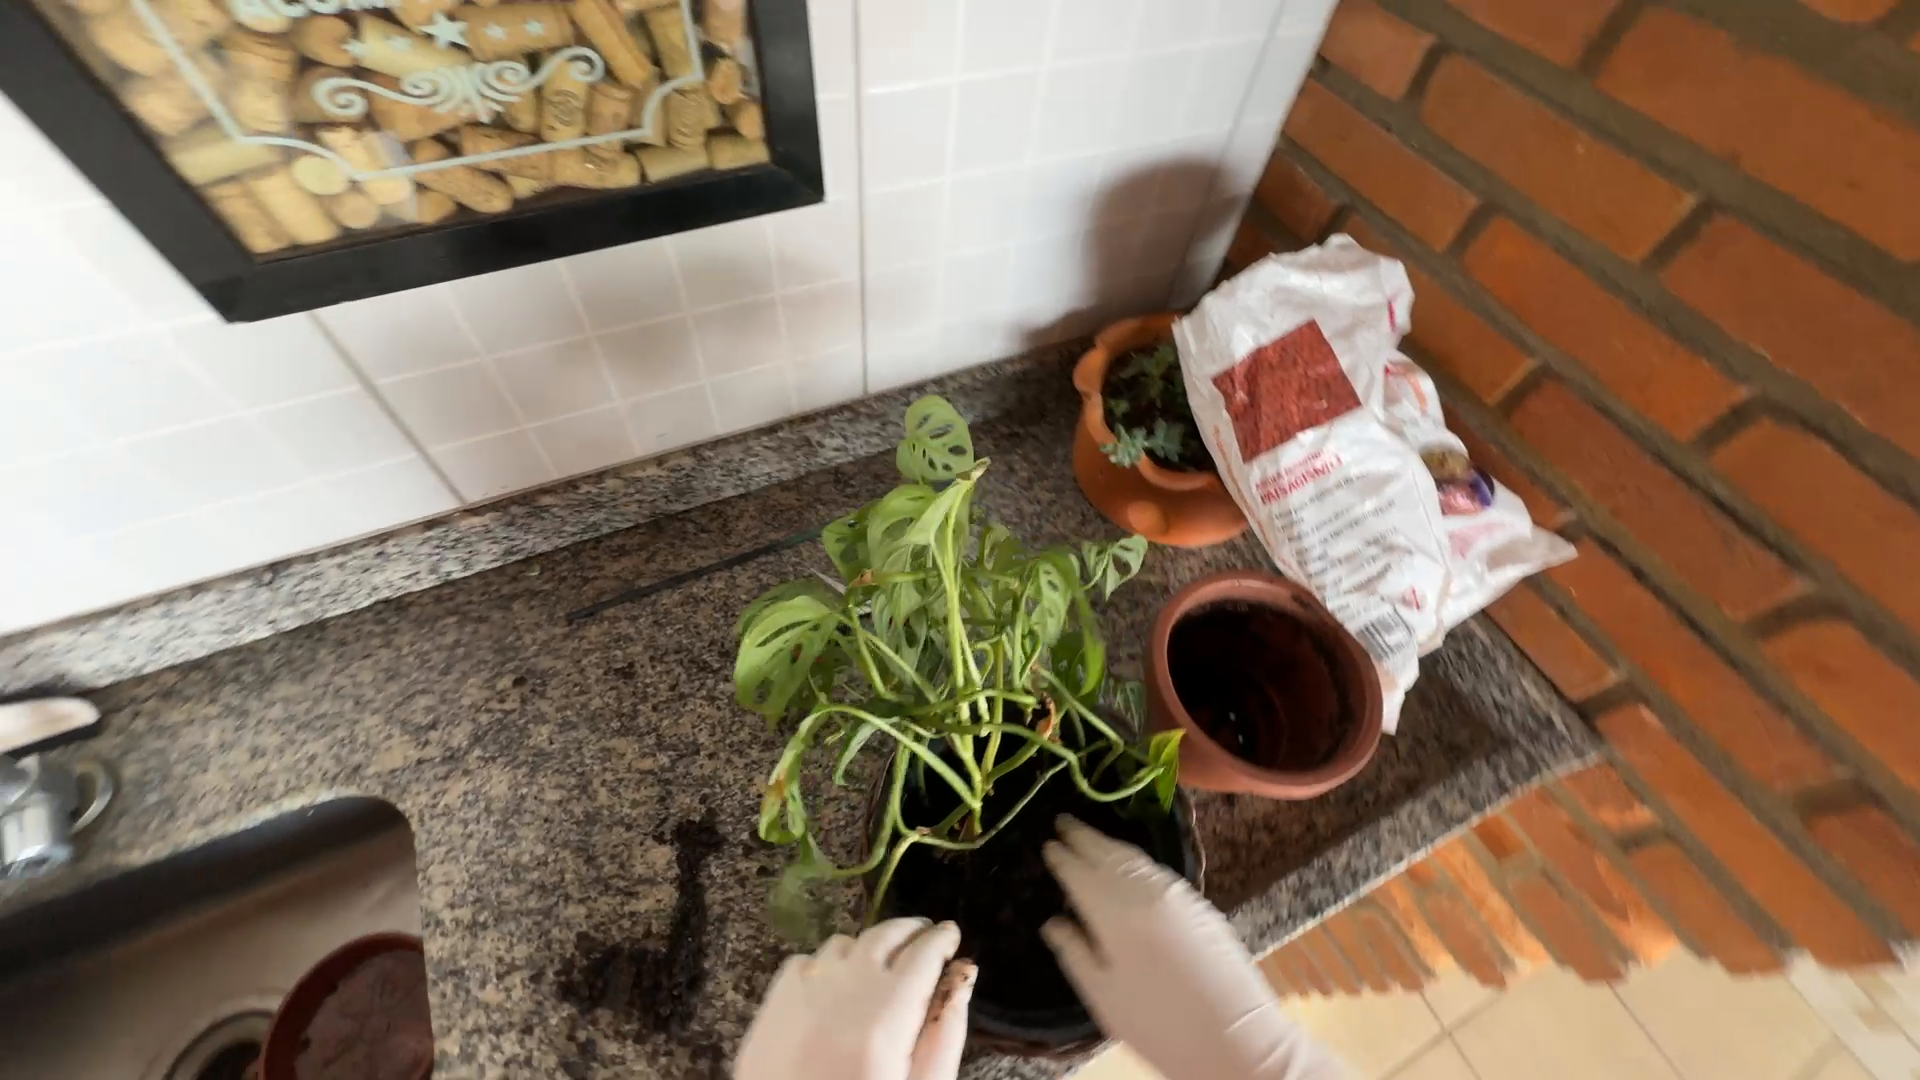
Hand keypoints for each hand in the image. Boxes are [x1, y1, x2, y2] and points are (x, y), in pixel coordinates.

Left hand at [736, 918, 976, 1079]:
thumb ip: (946, 1034)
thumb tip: (964, 974)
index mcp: (886, 1018)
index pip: (923, 952)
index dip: (942, 939)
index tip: (951, 935)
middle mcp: (845, 991)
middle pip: (885, 934)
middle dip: (911, 931)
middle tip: (924, 939)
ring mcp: (804, 992)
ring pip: (846, 943)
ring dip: (869, 949)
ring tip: (879, 970)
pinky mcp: (772, 1003)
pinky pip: (807, 962)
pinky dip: (828, 966)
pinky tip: (835, 992)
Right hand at [1040, 817, 1344, 1079]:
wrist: (1238, 1039)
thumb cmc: (1160, 1024)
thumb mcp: (1104, 998)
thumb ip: (1074, 952)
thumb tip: (1053, 922)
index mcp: (1113, 912)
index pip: (1079, 872)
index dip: (1061, 856)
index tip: (1046, 843)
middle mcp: (1142, 891)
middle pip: (1106, 852)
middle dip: (1082, 835)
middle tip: (1062, 821)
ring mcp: (1173, 892)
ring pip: (1132, 856)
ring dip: (1106, 842)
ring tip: (1089, 836)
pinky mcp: (1195, 902)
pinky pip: (1152, 867)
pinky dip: (1131, 857)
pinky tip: (1127, 864)